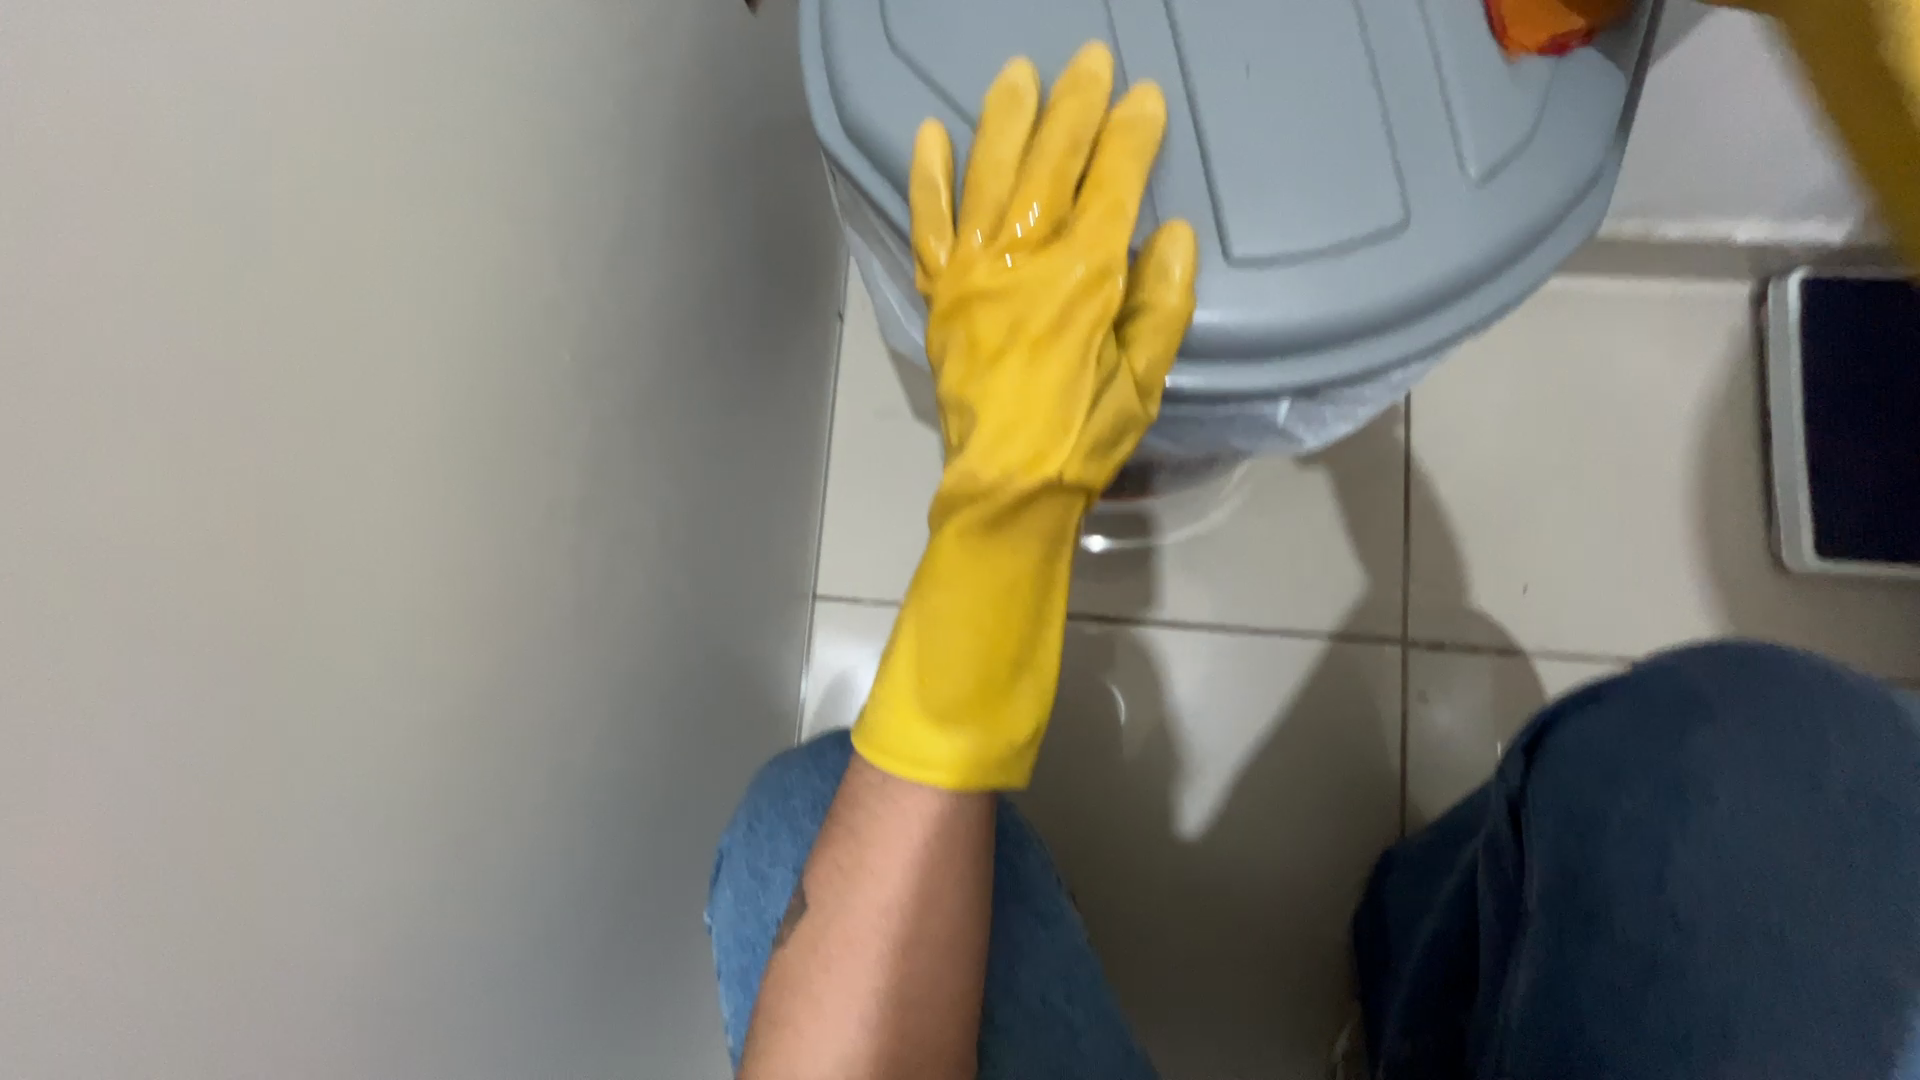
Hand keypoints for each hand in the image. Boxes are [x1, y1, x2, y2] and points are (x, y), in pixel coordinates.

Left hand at [850, 41, 1197, 791]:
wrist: (1005, 486)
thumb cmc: (1082, 440)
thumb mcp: (1145, 381)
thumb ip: (1163, 302)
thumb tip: (1171, 233)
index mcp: (1084, 280)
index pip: (1113, 185)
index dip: (1132, 137)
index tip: (1145, 99)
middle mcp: (1023, 262)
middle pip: (1050, 165)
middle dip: (1074, 107)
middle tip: (1088, 61)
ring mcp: (973, 276)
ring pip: (989, 178)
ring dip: (1004, 121)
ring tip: (1017, 74)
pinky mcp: (942, 298)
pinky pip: (930, 229)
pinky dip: (928, 181)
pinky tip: (930, 136)